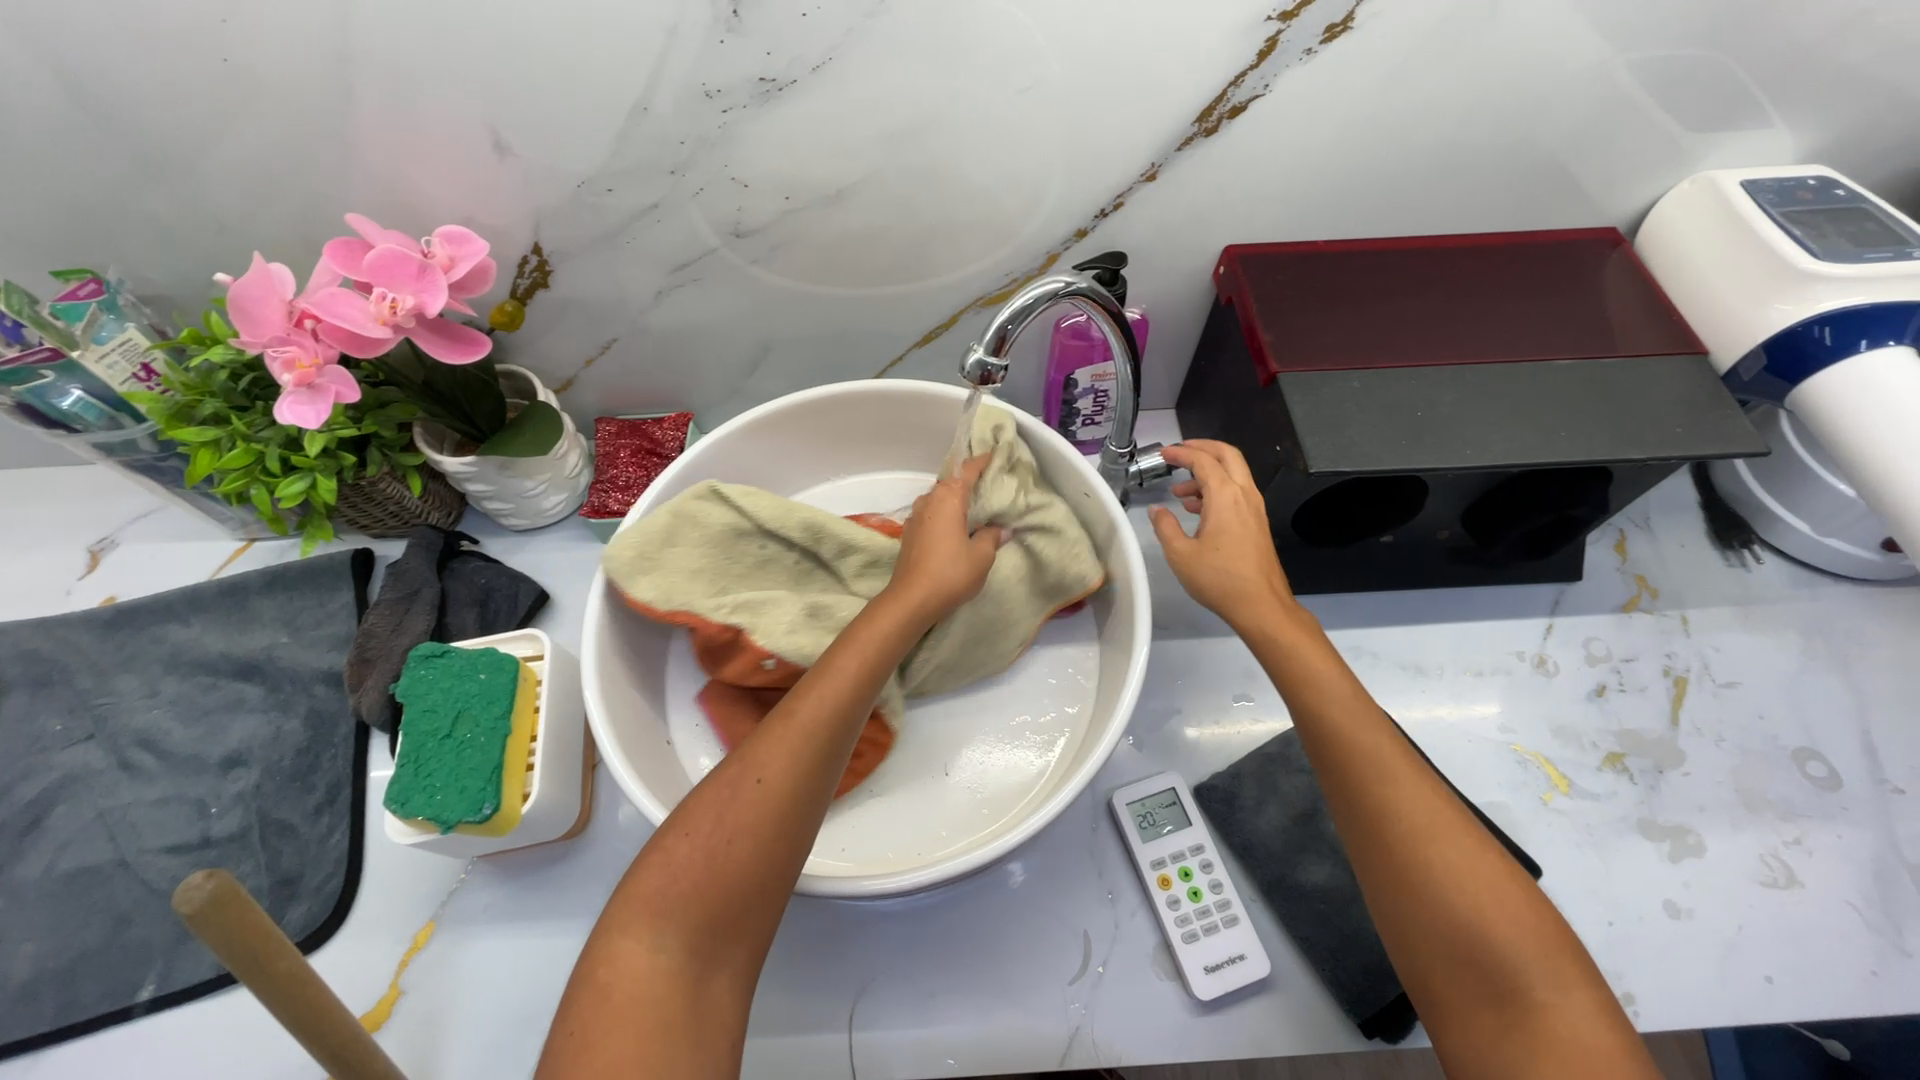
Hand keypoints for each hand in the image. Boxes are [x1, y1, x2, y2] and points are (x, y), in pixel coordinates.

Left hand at [882, 454, 1005, 625]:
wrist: (911, 600)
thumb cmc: (950, 573)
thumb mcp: (981, 556)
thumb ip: (991, 536)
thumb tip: (999, 528)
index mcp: (948, 499)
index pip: (966, 470)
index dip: (981, 461)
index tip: (993, 454)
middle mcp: (928, 501)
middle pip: (951, 483)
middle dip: (968, 481)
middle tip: (989, 485)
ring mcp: (915, 517)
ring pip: (939, 499)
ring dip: (955, 500)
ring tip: (974, 507)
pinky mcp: (909, 533)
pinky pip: (932, 514)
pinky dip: (945, 514)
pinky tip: (956, 527)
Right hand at [1148, 440, 1299, 631]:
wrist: (1261, 604)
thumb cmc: (1219, 579)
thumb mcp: (1180, 554)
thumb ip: (1165, 527)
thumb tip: (1157, 510)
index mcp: (1225, 496)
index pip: (1202, 461)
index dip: (1181, 453)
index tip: (1164, 453)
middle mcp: (1244, 494)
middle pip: (1227, 455)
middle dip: (1203, 448)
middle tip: (1180, 452)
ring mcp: (1255, 508)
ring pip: (1234, 474)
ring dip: (1208, 473)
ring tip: (1180, 492)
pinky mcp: (1257, 522)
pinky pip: (1237, 492)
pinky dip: (1217, 490)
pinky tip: (1198, 510)